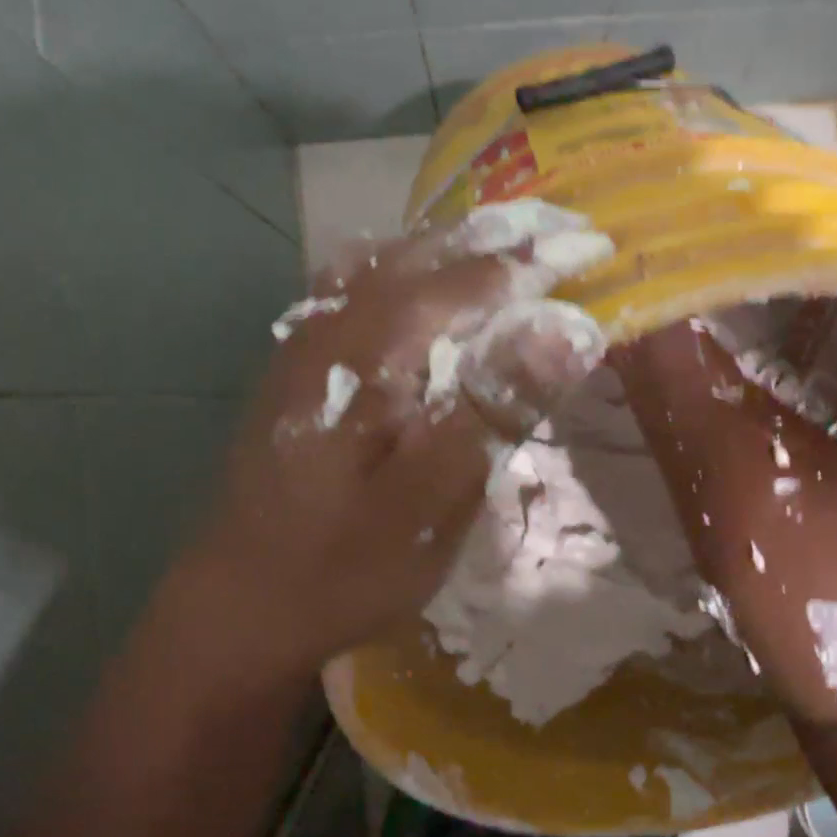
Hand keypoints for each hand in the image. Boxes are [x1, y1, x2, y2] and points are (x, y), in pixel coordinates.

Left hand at [198, 200, 614, 676]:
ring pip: (386, 262)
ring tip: (507, 241)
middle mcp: (333, 326)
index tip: (596, 246)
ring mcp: (308, 343)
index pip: (469, 281)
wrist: (239, 608)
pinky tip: (429, 286)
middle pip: (423, 253)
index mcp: (368, 350)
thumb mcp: (434, 497)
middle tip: (561, 228)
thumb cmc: (345, 563)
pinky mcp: (302, 368)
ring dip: (451, 246)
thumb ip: (498, 405)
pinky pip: (361, 288)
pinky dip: (410, 270)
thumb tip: (569, 328)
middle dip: (497, 236)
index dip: (537, 261)